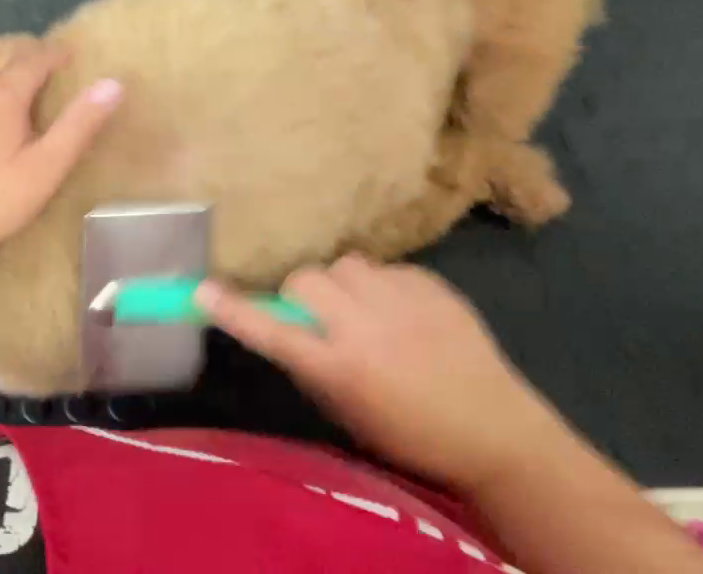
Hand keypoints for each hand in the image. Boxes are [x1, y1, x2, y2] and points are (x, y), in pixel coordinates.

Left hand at [0, 36, 121, 261]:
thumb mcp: (48, 166)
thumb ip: (79, 123)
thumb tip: (113, 83)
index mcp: (3, 96)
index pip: (33, 61)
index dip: (54, 54)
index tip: (71, 54)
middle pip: (0, 54)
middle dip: (26, 49)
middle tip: (47, 55)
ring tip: (11, 57)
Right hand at [197, 255, 566, 493]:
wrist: (500, 435)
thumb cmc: (411, 437)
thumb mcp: (347, 412)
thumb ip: (309, 365)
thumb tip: (281, 326)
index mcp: (342, 369)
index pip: (273, 331)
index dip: (234, 310)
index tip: (202, 292)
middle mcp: (368, 329)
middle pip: (306, 279)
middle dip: (303, 294)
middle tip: (318, 317)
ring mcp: (405, 303)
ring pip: (345, 266)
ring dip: (343, 285)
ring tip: (366, 310)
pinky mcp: (435, 288)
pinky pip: (387, 269)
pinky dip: (383, 287)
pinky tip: (404, 314)